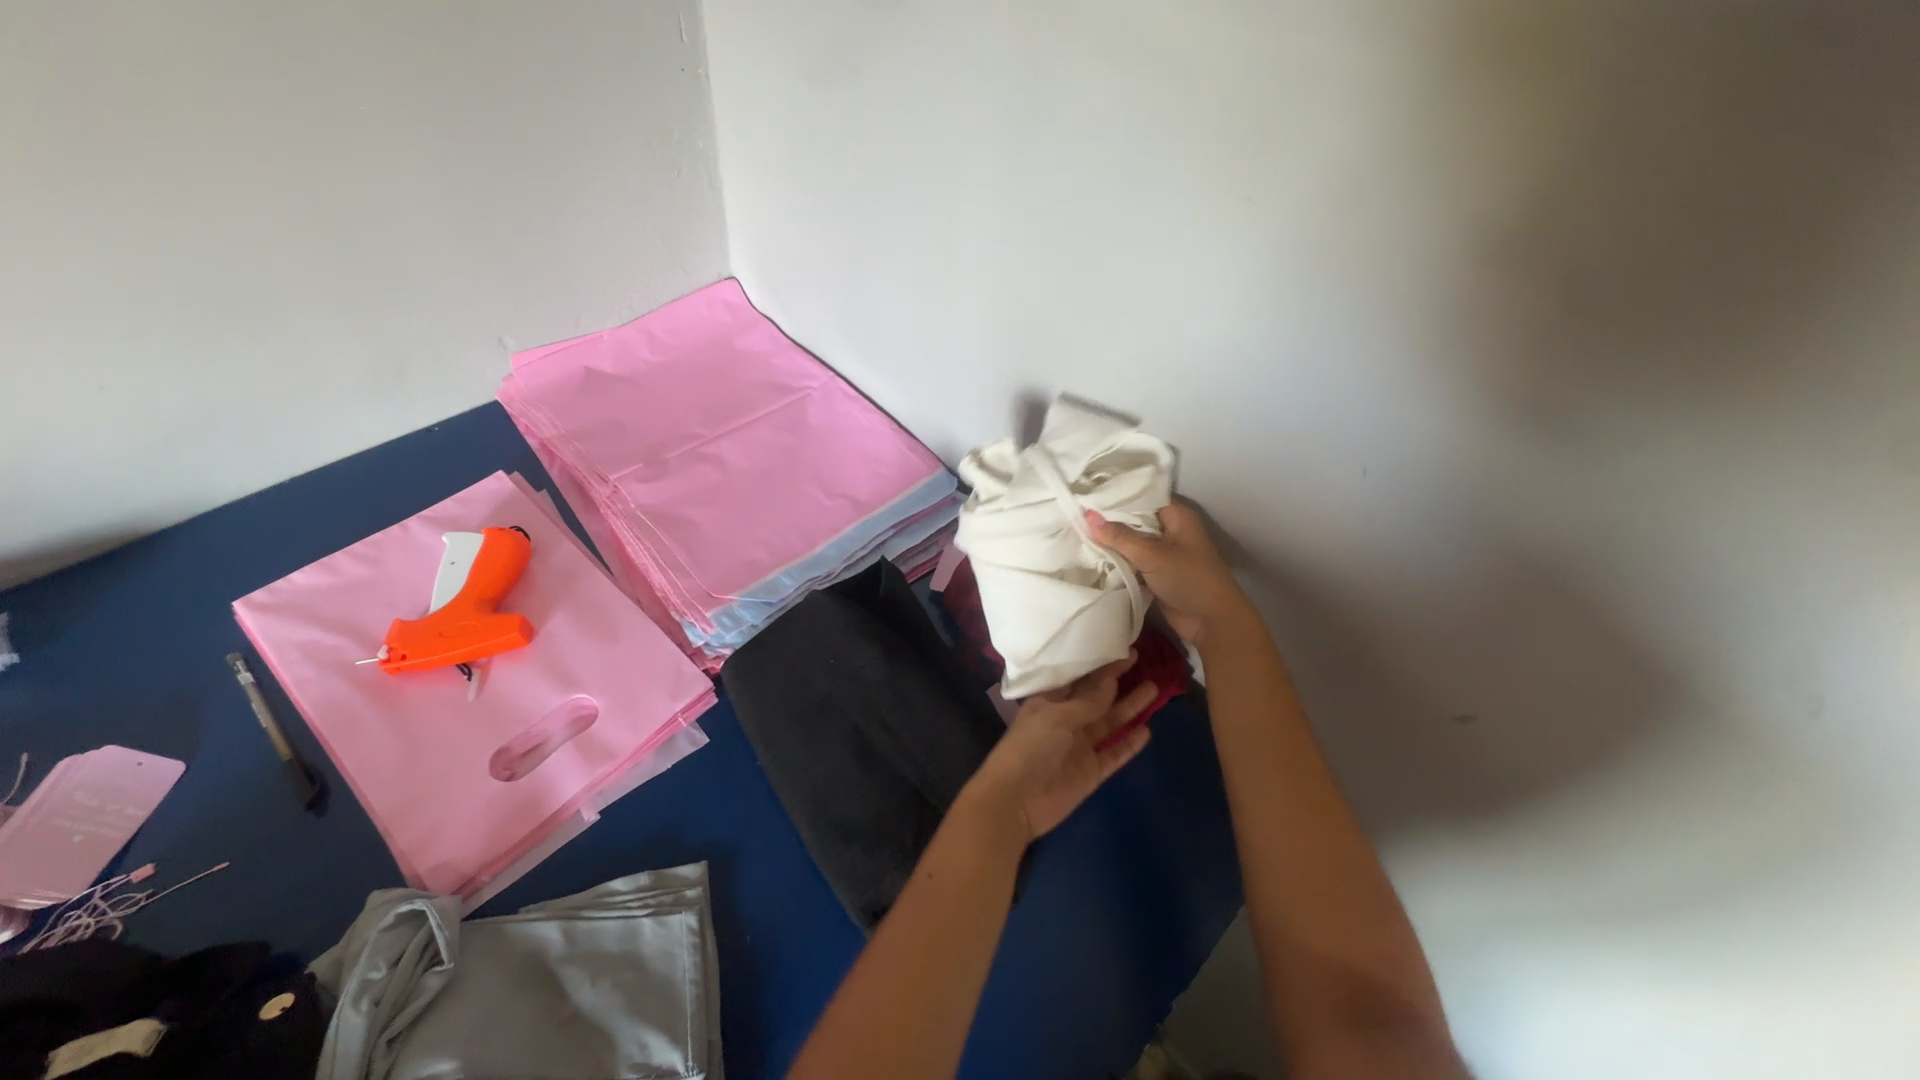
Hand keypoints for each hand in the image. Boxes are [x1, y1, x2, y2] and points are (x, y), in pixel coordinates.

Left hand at [962, 655, 1157, 841]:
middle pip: (1097, 698)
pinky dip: (1129, 743)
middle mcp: (1066, 721)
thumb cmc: (1029, 749)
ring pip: (1110, 723)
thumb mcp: (1056, 717)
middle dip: (1118, 681)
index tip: (1123, 649)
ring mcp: (1080, 747)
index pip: (1078, 678)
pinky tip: (1146, 730)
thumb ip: (1087, 702)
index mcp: (1049, 703)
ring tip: (1154, 689)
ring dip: (1130, 707)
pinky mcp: (1091, 772)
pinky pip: (1114, 753)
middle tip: (1143, 661)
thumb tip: (1110, 680)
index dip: (1100, 665)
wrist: (1015, 801)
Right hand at [1087, 502, 1252, 644]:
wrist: (1212, 622)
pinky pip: (1131, 562)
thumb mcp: (1152, 555)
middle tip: (1074, 515)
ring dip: (1110, 544)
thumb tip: (1087, 516)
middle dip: (1108, 521)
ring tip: (1075, 533)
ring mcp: (1163, 553)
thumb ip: (1119, 536)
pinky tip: (1089, 557)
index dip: (1116, 495)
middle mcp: (1169, 530)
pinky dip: (1116, 562)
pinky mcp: (1156, 574)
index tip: (1086, 494)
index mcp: (1176, 516)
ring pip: (1131, 543)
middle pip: (1134, 520)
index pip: (1142, 496)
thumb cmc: (1189, 579)